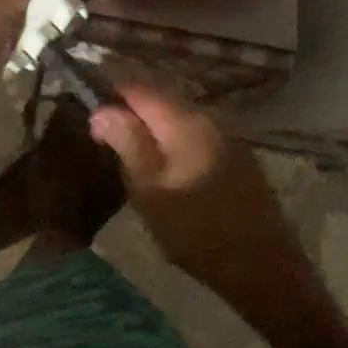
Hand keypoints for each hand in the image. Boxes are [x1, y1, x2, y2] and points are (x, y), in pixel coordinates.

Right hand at [87, 85, 299, 286]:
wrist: (264, 265)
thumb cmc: (198, 232)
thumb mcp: (151, 192)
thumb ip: (127, 143)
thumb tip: (101, 108)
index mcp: (184, 120)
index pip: (138, 84)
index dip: (108, 81)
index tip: (83, 87)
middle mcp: (207, 114)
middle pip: (159, 94)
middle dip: (128, 99)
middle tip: (98, 115)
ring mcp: (226, 131)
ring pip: (177, 111)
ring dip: (149, 117)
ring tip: (123, 133)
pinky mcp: (235, 151)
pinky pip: (193, 127)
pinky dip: (170, 131)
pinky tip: (159, 151)